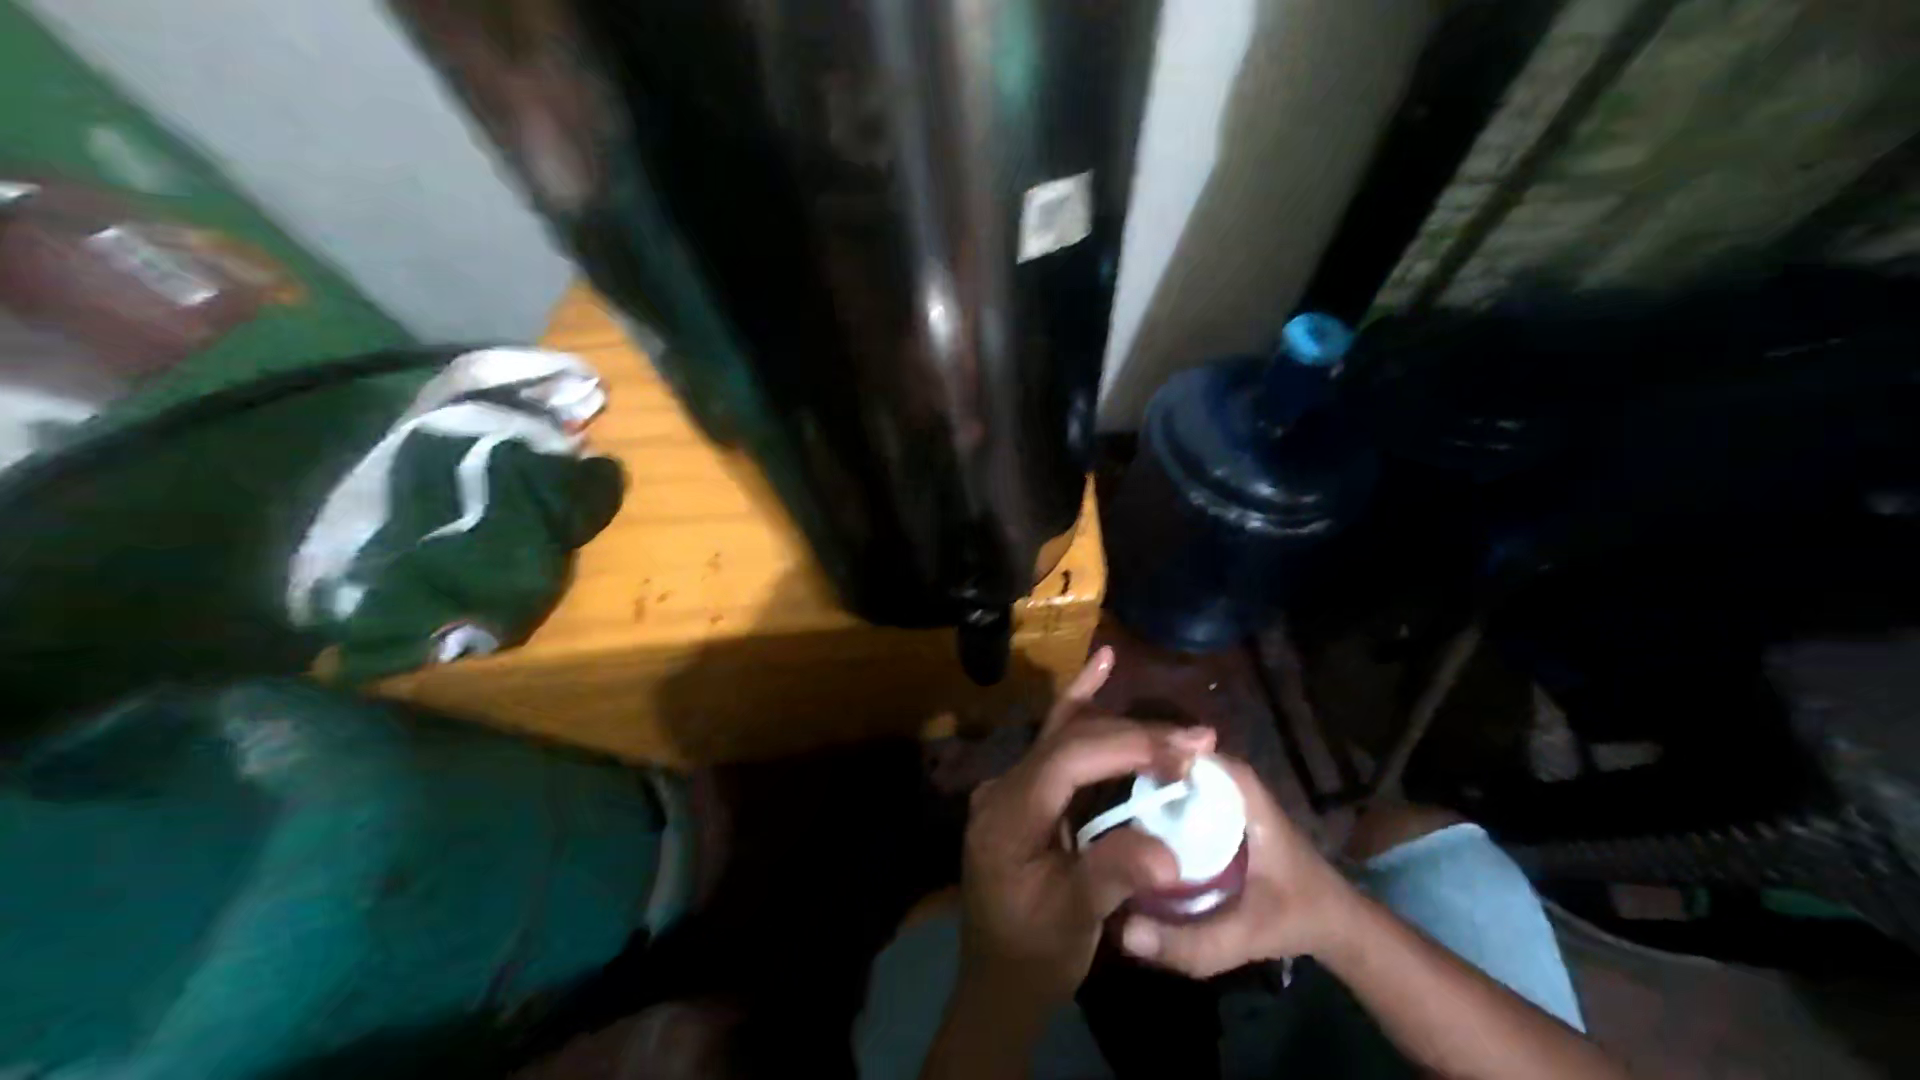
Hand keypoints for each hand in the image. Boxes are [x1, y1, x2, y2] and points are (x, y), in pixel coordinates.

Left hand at [956, 647, 1207, 1010]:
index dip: (1129, 746)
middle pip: (1070, 741)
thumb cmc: (1034, 952)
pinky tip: (1100, 669)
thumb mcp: (1073, 920)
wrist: (998, 979)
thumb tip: (1169, 851)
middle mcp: (1004, 786)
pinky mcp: (1024, 792)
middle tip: (1196, 740)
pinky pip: (1055, 744)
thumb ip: (1113, 875)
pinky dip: (1081, 709)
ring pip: (1062, 733)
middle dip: (1133, 735)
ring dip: (1111, 715)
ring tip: (1154, 704)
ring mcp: (1011, 785)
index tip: (1185, 754)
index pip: (1070, 758)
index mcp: (1009, 812)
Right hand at [1119, 755, 1357, 976]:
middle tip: (1097, 790)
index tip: (1111, 771)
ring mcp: (1229, 799)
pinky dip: (1159, 809)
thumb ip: (1192, 941)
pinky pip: (1184, 801)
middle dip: (1142, 773)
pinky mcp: (1223, 815)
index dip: (1154, 759)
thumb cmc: (1297, 919)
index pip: (1196, 758)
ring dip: (1147, 790)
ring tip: (1103, 804)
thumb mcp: (1246, 936)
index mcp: (1247, 799)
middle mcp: (1235, 788)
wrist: (1336, 927)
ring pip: (1181, 780)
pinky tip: (1130, 828)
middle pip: (1181, 764)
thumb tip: (1123, 931)